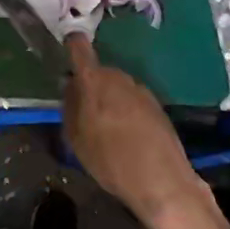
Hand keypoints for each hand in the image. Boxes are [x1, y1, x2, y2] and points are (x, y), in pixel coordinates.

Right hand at [63, 34, 208, 224]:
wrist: (163, 183)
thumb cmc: (111, 162)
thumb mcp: (76, 140)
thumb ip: (69, 107)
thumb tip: (70, 86)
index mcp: (94, 82)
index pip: (79, 48)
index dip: (72, 45)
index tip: (67, 49)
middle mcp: (118, 78)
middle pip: (99, 71)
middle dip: (91, 85)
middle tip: (85, 111)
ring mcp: (140, 90)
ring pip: (117, 86)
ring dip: (110, 99)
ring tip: (108, 128)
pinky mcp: (157, 105)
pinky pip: (133, 99)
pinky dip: (127, 110)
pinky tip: (128, 135)